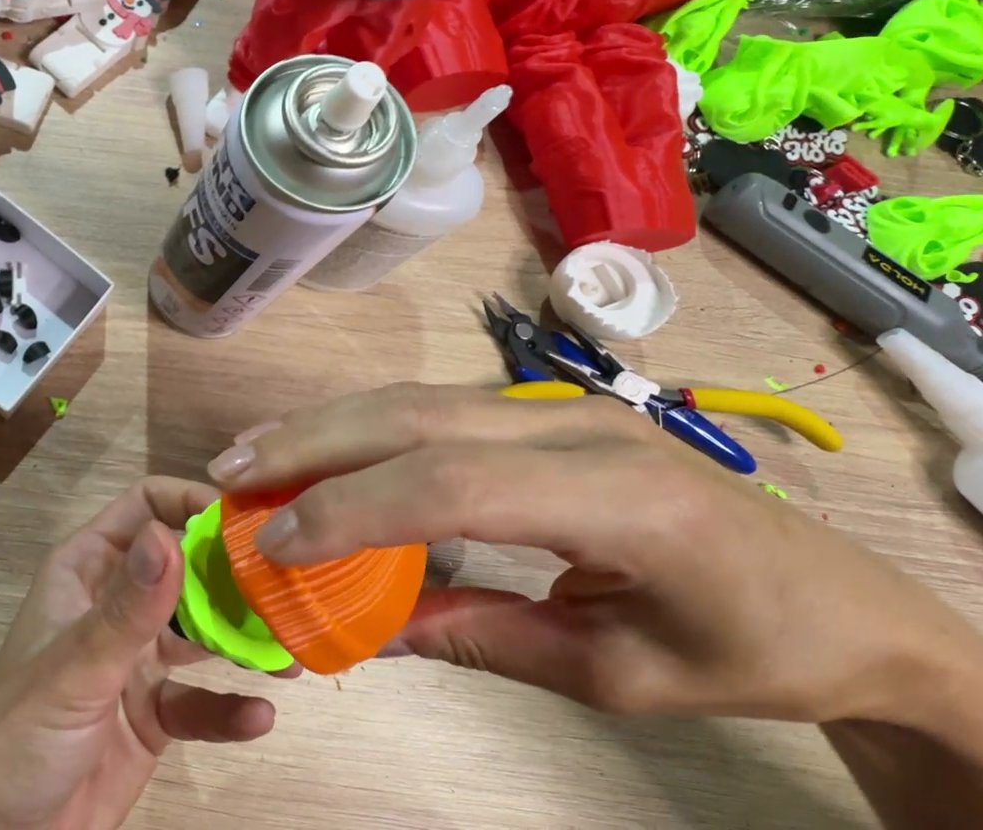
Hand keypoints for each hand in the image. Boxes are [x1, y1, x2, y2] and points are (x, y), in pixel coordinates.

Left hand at [0, 478, 277, 828]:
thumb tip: (170, 535)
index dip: (191, 503)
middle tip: (288, 586)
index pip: (143, 508)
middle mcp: (114, 604)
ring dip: (242, 639)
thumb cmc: (20, 732)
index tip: (247, 521)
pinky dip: (229, 708)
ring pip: (200, 632)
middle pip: (184, 567)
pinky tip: (258, 716)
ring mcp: (135, 659)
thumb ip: (127, 608)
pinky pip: (201, 702)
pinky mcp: (153, 713)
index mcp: (84, 570)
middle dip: (233, 574)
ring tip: (290, 650)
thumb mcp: (75, 667)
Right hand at [206, 383, 982, 729]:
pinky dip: (359, 424)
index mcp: (620, 499)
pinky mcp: (540, 409)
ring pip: (414, 398)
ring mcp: (558, 406)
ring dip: (322, 424)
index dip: (355, 510)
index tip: (280, 546)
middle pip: (416, 417)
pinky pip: (431, 406)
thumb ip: (481, 640)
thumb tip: (365, 630)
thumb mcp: (614, 674)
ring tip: (249, 452)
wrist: (841, 597)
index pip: (454, 486)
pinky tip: (314, 443)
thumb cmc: (743, 648)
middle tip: (230, 473)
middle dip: (312, 444)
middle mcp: (579, 428)